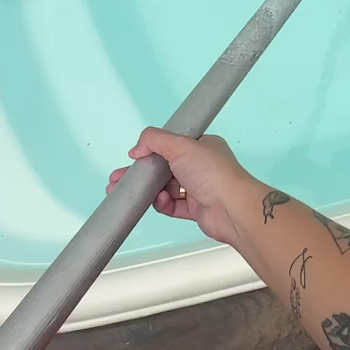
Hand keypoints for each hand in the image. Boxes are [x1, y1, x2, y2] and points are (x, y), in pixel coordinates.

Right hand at [107, 129, 261, 245]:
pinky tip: (158, 202)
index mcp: (202, 146)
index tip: (133, 158)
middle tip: (117, 182)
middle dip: (141, 174)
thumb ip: (155, 141)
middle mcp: (201, 165)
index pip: (172, 145)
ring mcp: (199, 187)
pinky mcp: (196, 208)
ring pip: (167, 188)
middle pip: (165, 168)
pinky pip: (173, 205)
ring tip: (129, 194)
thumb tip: (136, 148)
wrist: (231, 208)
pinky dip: (163, 204)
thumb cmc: (211, 172)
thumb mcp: (181, 146)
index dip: (151, 151)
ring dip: (149, 191)